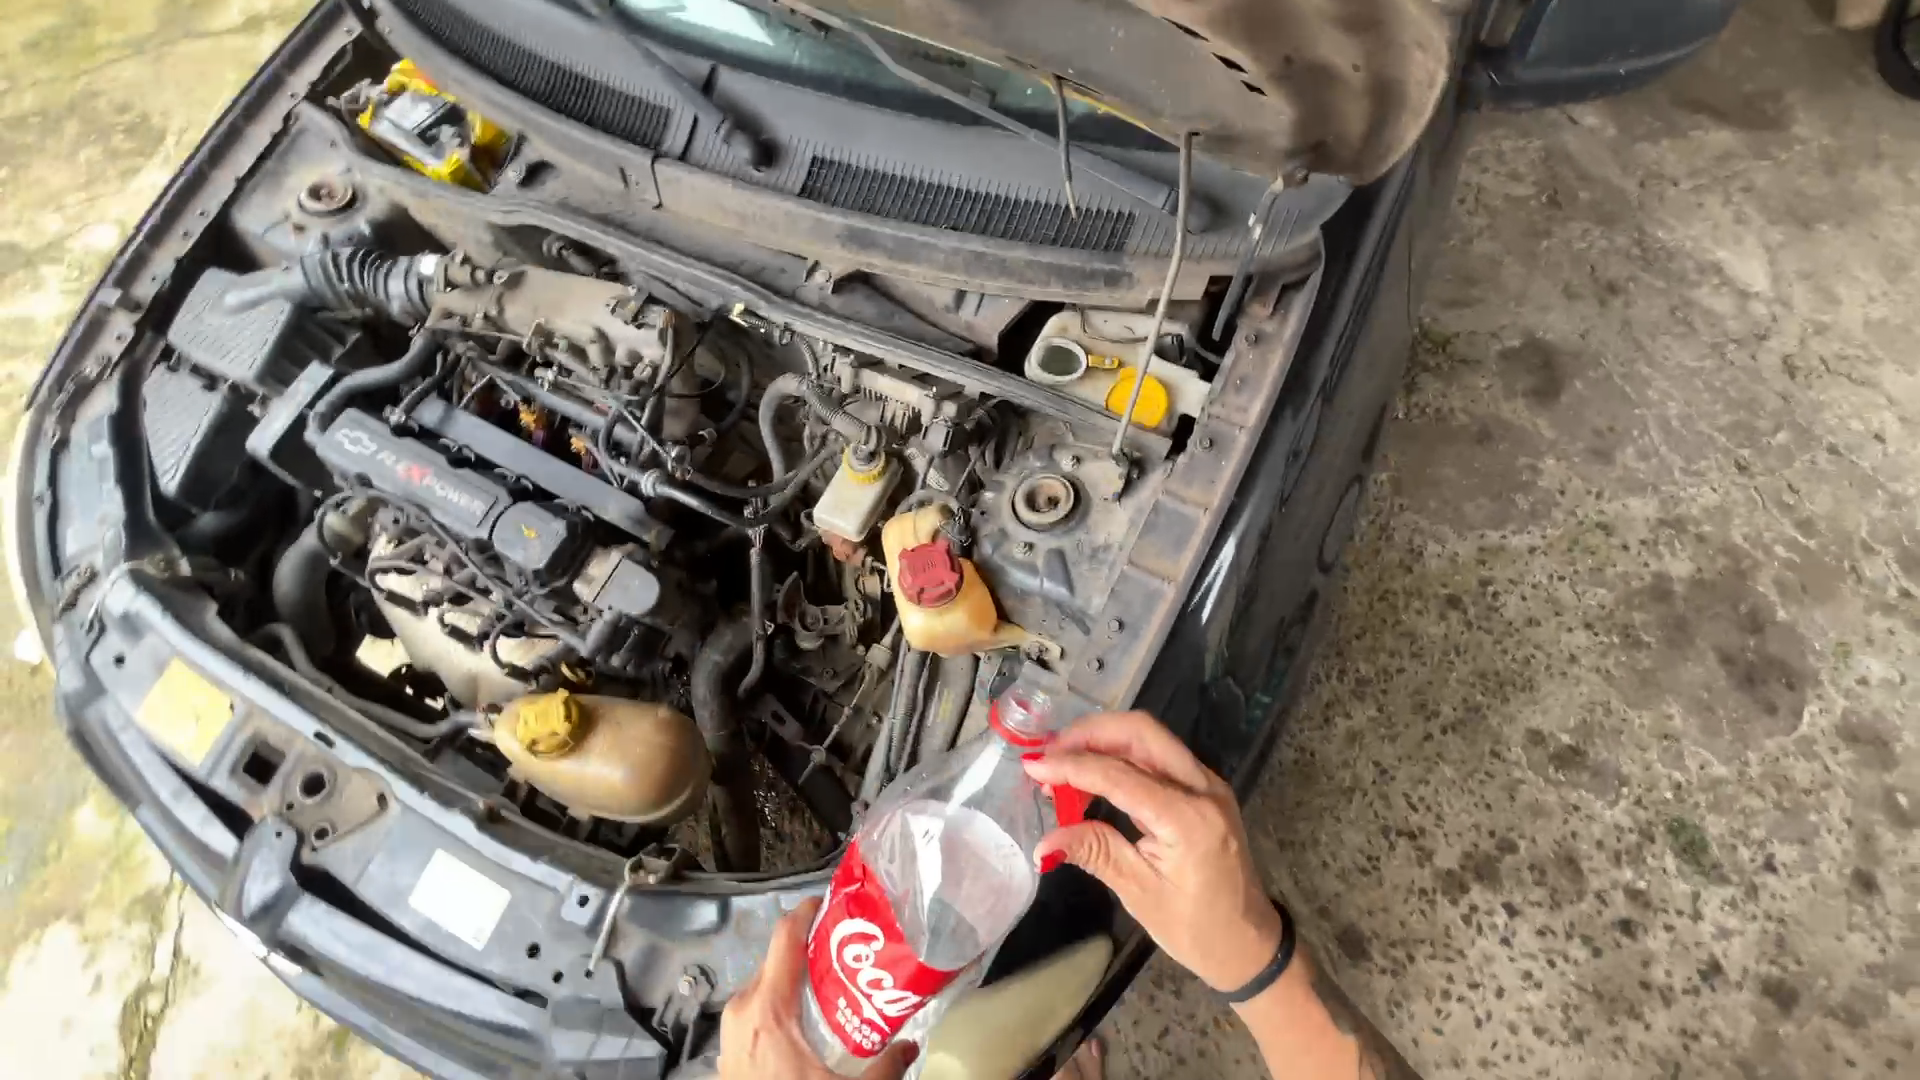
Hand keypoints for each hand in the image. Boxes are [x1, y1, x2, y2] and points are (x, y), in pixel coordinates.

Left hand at [719, 897, 920, 1079]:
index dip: (808, 910)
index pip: (785, 936)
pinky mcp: (728, 1052)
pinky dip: (778, 1003)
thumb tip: (911, 1046)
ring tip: (828, 985)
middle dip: (809, 948)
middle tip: (845, 951)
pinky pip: (754, 1009)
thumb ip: (884, 1067)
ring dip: (794, 978)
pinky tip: (804, 1023)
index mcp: (768, 1007)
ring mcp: (730, 1031)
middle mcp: (742, 1009)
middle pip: (777, 958)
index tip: (833, 902)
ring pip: (765, 984)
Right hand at [1025, 711, 1282, 993]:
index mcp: (1188, 819)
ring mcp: (1206, 782)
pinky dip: (1120, 752)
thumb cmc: (1196, 928)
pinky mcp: (1203, 785)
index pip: (1119, 775)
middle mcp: (1202, 788)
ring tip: (1064, 764)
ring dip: (1103, 740)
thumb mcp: (1139, 893)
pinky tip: (1093, 775)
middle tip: (1049, 753)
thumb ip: (1094, 851)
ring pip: (1149, 736)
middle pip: (1140, 731)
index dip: (1071, 766)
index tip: (1032, 766)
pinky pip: (1157, 752)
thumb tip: (1042, 842)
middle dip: (1089, 733)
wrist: (1251, 943)